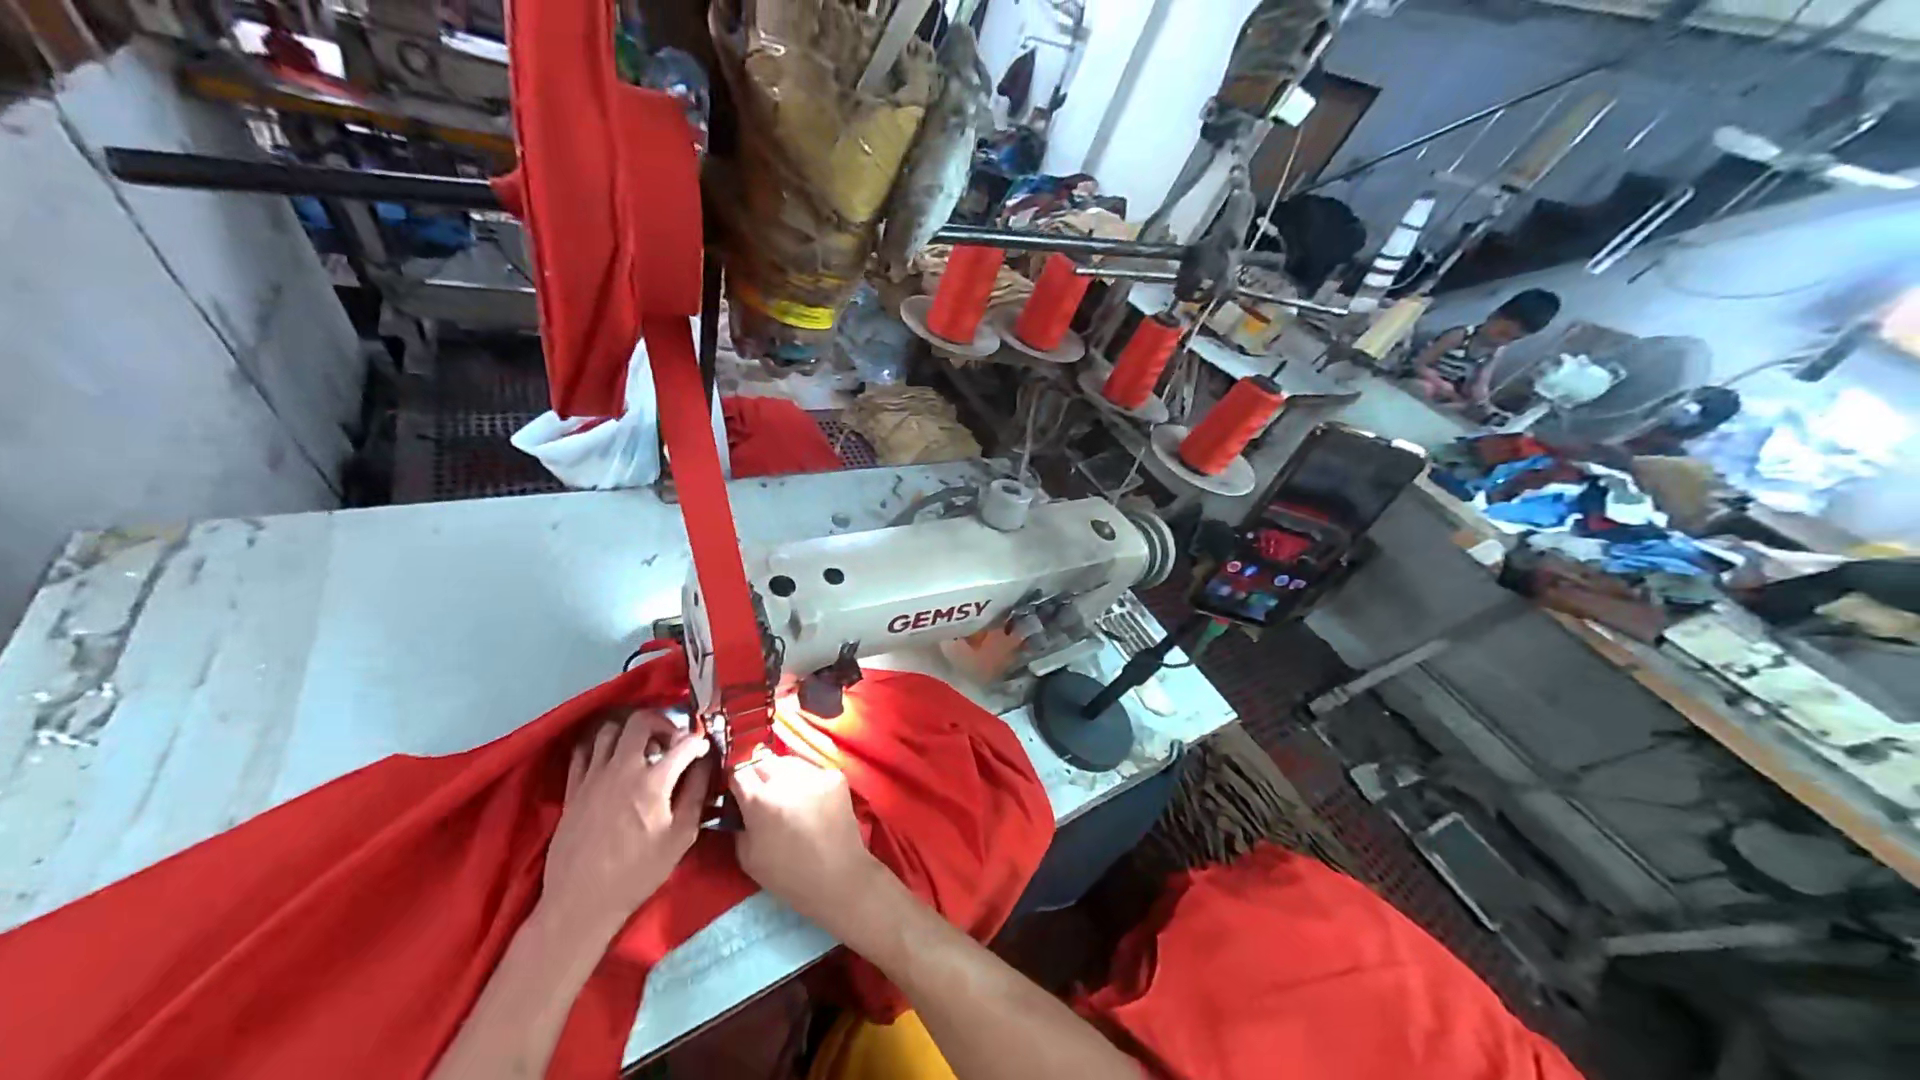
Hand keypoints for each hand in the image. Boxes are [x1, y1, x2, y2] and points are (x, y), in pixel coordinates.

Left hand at [541, 711, 712, 937]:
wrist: (581, 902)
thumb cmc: (638, 872)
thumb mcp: (680, 837)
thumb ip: (696, 794)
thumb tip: (706, 764)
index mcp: (653, 781)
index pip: (683, 743)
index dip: (698, 741)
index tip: (702, 748)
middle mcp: (622, 769)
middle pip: (641, 721)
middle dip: (663, 723)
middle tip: (671, 740)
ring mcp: (593, 776)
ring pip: (609, 730)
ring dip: (630, 732)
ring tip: (642, 749)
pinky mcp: (573, 788)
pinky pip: (583, 751)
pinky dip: (600, 746)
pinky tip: (611, 759)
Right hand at [730, 755, 886, 935]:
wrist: (838, 876)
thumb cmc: (788, 875)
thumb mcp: (747, 856)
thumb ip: (738, 824)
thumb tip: (737, 805)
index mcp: (759, 800)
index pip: (738, 771)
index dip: (737, 781)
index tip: (739, 791)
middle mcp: (785, 780)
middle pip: (763, 762)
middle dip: (759, 775)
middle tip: (764, 795)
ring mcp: (813, 775)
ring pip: (788, 762)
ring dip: (783, 775)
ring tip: (789, 797)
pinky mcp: (834, 776)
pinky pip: (812, 770)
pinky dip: (806, 781)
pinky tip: (810, 801)